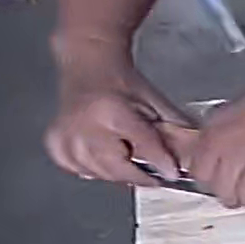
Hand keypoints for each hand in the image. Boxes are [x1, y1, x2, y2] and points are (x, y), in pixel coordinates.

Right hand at [46, 50, 191, 186]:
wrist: (90, 66)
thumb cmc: (125, 85)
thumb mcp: (158, 106)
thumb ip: (176, 133)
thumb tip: (189, 161)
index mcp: (113, 112)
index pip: (143, 146)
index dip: (162, 164)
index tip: (173, 176)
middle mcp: (84, 122)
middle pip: (115, 166)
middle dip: (138, 176)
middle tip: (154, 178)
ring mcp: (66, 130)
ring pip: (95, 170)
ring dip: (117, 175)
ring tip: (131, 167)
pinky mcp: (55, 135)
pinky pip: (72, 165)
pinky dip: (90, 169)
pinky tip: (104, 162)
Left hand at [189, 88, 244, 208]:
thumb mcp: (218, 121)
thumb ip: (206, 143)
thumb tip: (197, 160)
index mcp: (213, 143)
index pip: (200, 177)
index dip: (209, 184)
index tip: (218, 184)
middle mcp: (233, 156)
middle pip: (225, 193)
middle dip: (231, 198)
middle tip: (239, 195)